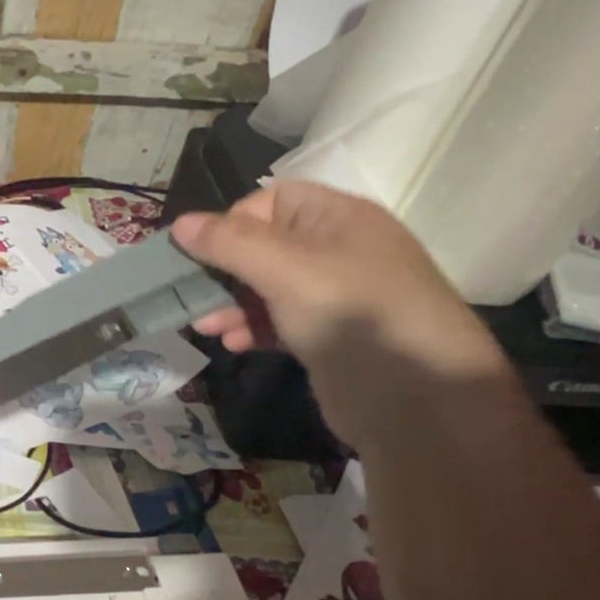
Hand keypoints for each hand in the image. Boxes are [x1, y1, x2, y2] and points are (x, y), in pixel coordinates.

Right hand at [169, 181, 507, 441]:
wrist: (419, 399)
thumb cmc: (352, 314)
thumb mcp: (285, 269)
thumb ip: (229, 243)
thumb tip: (180, 223)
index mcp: (337, 218)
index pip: (269, 201)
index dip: (230, 223)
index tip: (201, 255)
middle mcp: (337, 250)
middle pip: (261, 246)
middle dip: (221, 270)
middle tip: (188, 294)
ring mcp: (335, 296)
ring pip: (265, 287)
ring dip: (229, 303)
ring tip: (202, 327)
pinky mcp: (328, 336)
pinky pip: (278, 321)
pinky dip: (251, 328)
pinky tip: (232, 343)